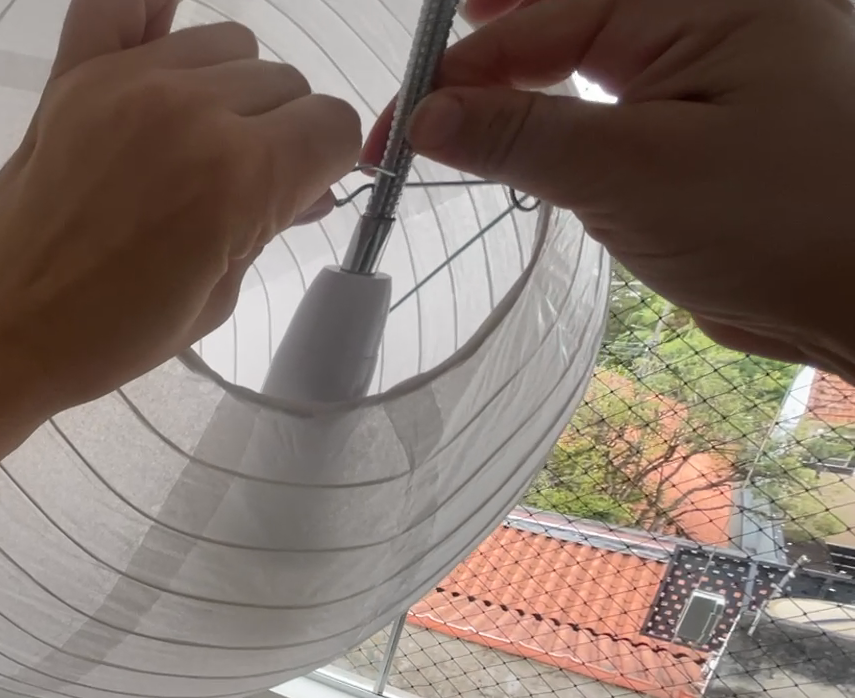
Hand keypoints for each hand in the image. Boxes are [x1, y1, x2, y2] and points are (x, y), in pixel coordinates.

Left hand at [0, 0, 358, 418]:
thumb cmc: (103, 343)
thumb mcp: (211, 303)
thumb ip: (267, 227)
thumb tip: (311, 184)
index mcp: (234, 178)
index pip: (332, 127)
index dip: (319, 170)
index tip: (287, 200)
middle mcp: (188, 111)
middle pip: (283, 84)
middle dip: (270, 139)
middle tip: (220, 197)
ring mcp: (124, 86)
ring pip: (226, 46)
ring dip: (221, 95)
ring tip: (174, 157)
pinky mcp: (69, 83)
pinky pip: (120, 1)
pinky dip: (147, 12)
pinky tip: (151, 45)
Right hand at [386, 0, 854, 372]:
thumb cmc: (768, 217)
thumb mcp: (626, 172)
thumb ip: (518, 136)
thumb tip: (421, 119)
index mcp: (710, 4)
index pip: (547, 21)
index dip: (455, 73)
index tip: (387, 137)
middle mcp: (710, 20)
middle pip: (570, 16)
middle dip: (486, 46)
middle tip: (414, 91)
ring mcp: (705, 69)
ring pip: (584, 51)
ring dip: (511, 74)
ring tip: (447, 100)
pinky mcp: (694, 121)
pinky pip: (602, 92)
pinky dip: (546, 104)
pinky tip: (513, 119)